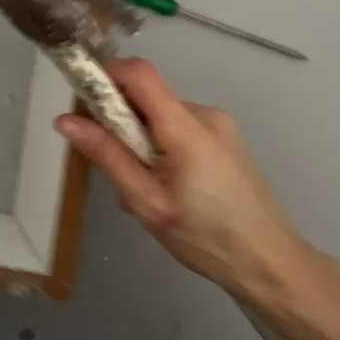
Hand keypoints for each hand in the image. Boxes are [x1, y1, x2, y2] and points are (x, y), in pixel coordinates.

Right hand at [55, 58, 309, 303]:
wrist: (275, 266)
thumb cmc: (208, 239)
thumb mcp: (147, 202)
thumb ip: (107, 156)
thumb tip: (65, 119)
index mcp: (187, 128)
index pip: (138, 73)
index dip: (104, 75)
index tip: (83, 103)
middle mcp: (205, 115)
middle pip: (146, 96)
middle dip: (119, 123)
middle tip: (115, 169)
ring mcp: (220, 126)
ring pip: (160, 115)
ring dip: (139, 140)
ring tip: (144, 190)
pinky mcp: (226, 139)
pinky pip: (178, 128)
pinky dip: (160, 147)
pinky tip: (167, 187)